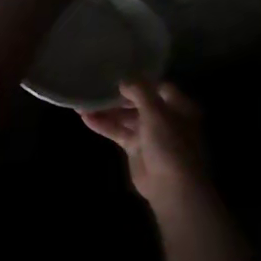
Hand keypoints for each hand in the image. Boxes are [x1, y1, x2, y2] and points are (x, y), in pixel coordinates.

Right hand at [82, 80, 213, 213]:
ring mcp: (149, 134)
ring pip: (125, 118)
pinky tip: (85, 118)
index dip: (139, 81)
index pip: (158, 87)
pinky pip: (118, 132)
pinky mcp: (135, 148)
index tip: (117, 74)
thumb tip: (123, 80)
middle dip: (117, 97)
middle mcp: (165, 118)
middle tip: (95, 88)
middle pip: (138, 102)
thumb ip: (139, 92)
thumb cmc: (170, 144)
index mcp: (178, 106)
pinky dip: (103, 125)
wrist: (172, 186)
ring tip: (82, 104)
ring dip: (106, 111)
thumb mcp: (156, 112)